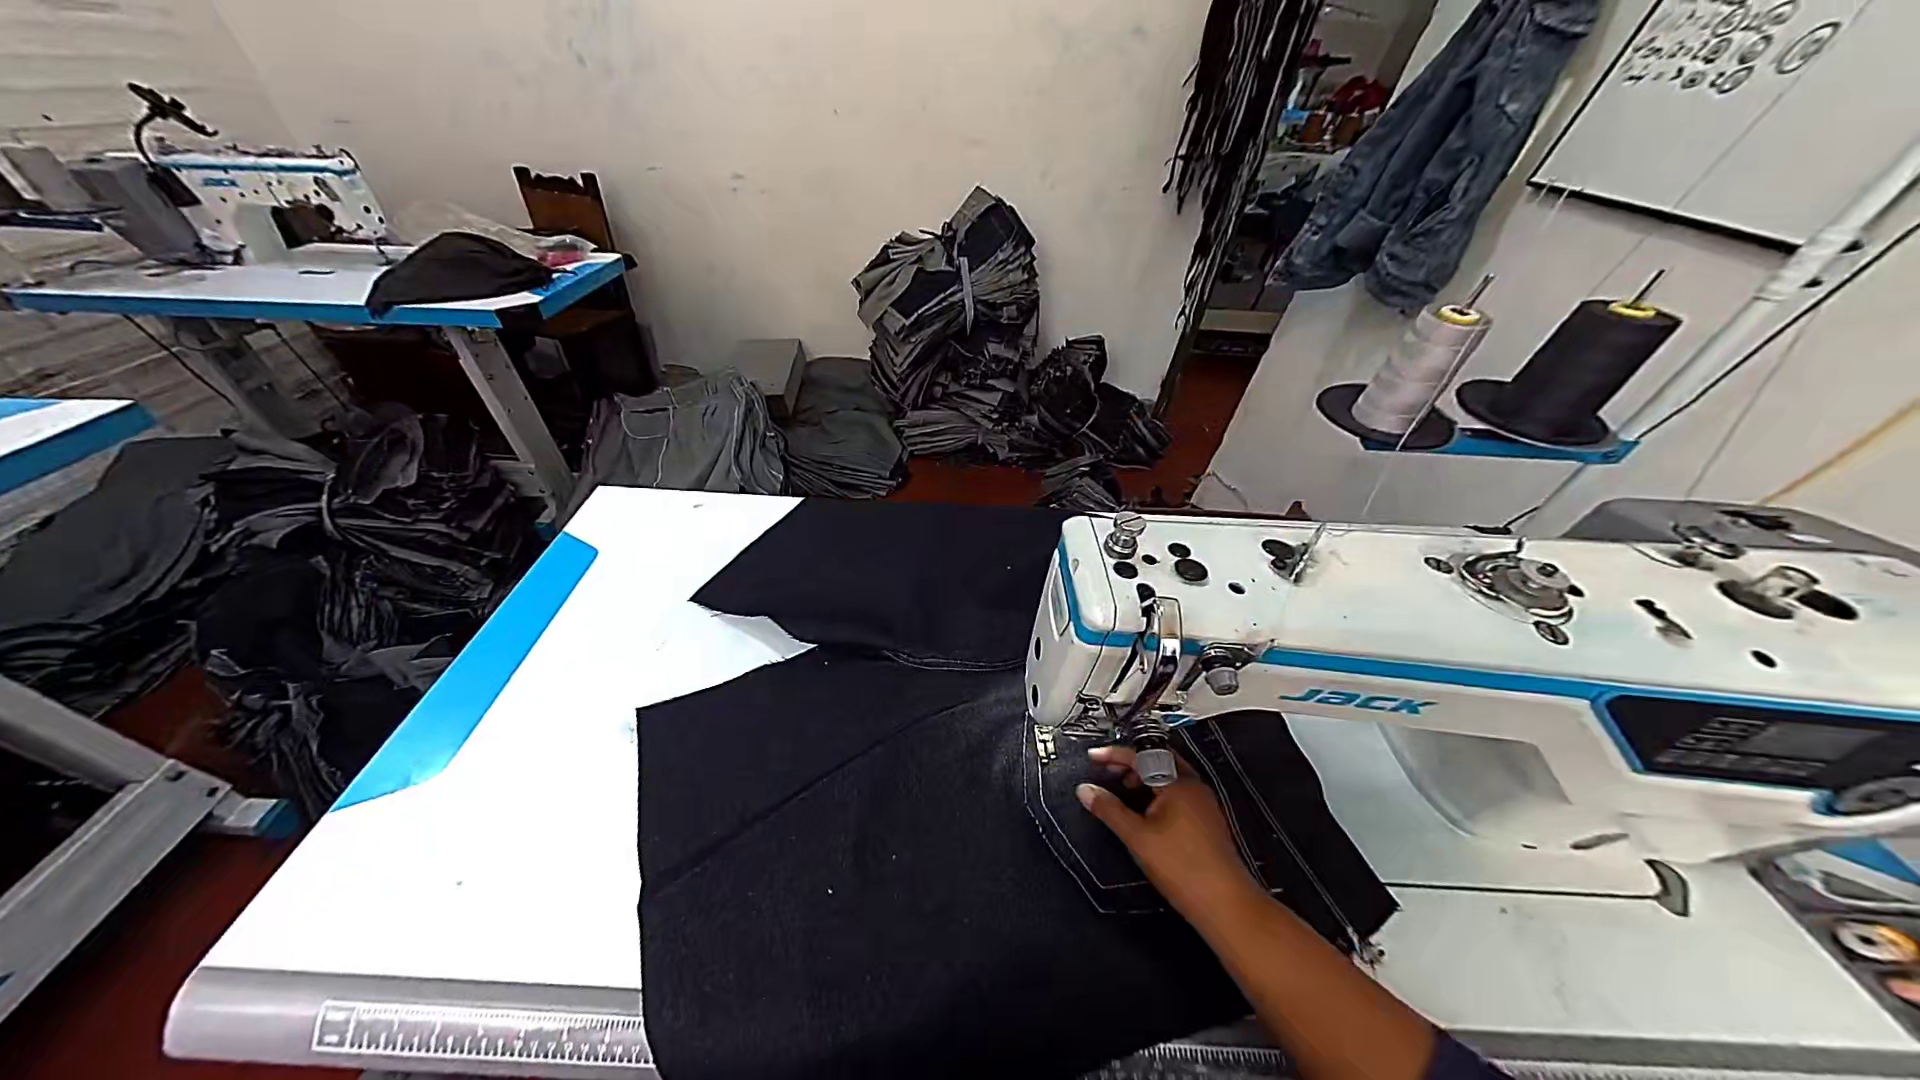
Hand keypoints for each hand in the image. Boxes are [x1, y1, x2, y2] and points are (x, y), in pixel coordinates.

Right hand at [1077, 745, 1262, 924]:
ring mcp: (1204, 803)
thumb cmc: (1180, 867)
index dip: (1114, 754)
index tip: (1093, 757)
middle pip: (1158, 760)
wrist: (1224, 904)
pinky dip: (1157, 790)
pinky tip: (1146, 809)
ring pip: (1169, 776)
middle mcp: (1194, 786)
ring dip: (1144, 776)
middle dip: (1131, 762)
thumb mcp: (1137, 837)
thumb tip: (1084, 790)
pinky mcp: (1207, 820)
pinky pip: (1178, 791)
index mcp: (1177, 783)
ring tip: (1123, 788)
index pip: (1141, 756)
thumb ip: (1109, 809)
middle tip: (1107, 770)